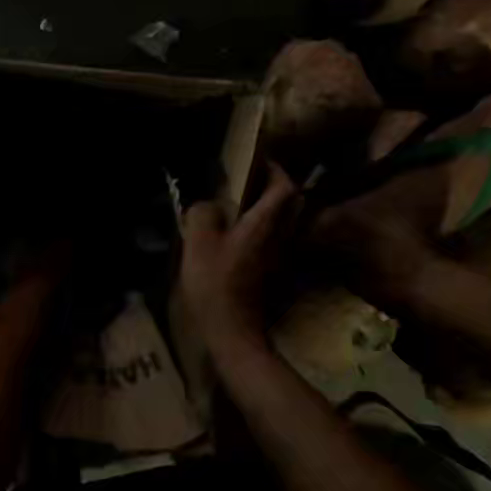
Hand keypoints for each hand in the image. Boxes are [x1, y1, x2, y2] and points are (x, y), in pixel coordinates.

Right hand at [179, 166, 299, 350]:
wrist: (233, 331)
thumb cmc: (216, 285)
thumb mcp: (199, 243)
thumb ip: (203, 214)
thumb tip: (207, 203)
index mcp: (264, 225)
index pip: (284, 187)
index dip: (276, 169)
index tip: (259, 159)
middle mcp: (280, 237)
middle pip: (292, 203)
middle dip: (277, 186)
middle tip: (254, 178)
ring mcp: (279, 256)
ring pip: (285, 222)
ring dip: (272, 207)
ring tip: (245, 201)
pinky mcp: (272, 272)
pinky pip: (275, 238)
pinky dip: (264, 226)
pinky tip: (240, 231)